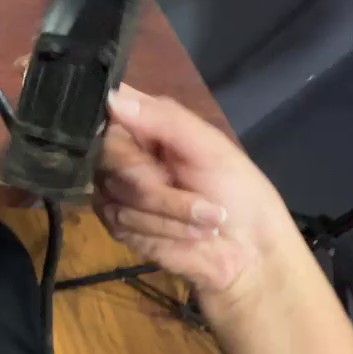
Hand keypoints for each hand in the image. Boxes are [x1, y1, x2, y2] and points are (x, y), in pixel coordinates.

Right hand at [97, 85, 308, 315]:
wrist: (249, 256)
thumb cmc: (240, 193)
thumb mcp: (210, 148)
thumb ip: (163, 119)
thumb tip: (110, 97)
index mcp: (143, 125)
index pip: (103, 111)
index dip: (108, 124)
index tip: (140, 143)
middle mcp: (119, 153)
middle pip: (105, 156)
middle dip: (154, 183)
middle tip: (194, 191)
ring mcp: (112, 188)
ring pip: (116, 193)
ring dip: (168, 212)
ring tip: (202, 220)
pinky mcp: (113, 222)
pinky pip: (120, 221)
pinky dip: (161, 230)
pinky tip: (183, 234)